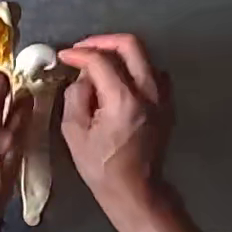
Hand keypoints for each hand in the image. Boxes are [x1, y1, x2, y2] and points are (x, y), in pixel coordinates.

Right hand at [58, 34, 177, 231]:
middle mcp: (148, 92)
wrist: (136, 190)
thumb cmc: (100, 167)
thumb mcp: (73, 132)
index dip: (78, 54)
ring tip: (99, 64)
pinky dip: (135, 68)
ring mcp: (162, 97)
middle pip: (131, 45)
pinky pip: (153, 73)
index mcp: (123, 100)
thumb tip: (82, 77)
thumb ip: (75, 96)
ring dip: (120, 54)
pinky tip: (119, 80)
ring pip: (144, 57)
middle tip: (83, 49)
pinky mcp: (167, 104)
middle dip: (103, 41)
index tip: (64, 56)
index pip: (100, 60)